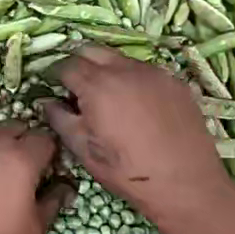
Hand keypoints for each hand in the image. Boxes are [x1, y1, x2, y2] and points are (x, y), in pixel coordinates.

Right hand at [39, 45, 234, 218]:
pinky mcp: (174, 81)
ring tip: (109, 97)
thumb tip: (47, 101)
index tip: (56, 89)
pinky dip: (132, 79)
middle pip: (91, 50)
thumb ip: (60, 119)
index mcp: (97, 85)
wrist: (187, 183)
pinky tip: (137, 104)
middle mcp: (124, 69)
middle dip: (79, 63)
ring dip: (107, 69)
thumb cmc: (127, 172)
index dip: (56, 75)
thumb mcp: (84, 151)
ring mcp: (153, 72)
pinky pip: (144, 70)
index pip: (66, 64)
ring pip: (119, 58)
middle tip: (77, 88)